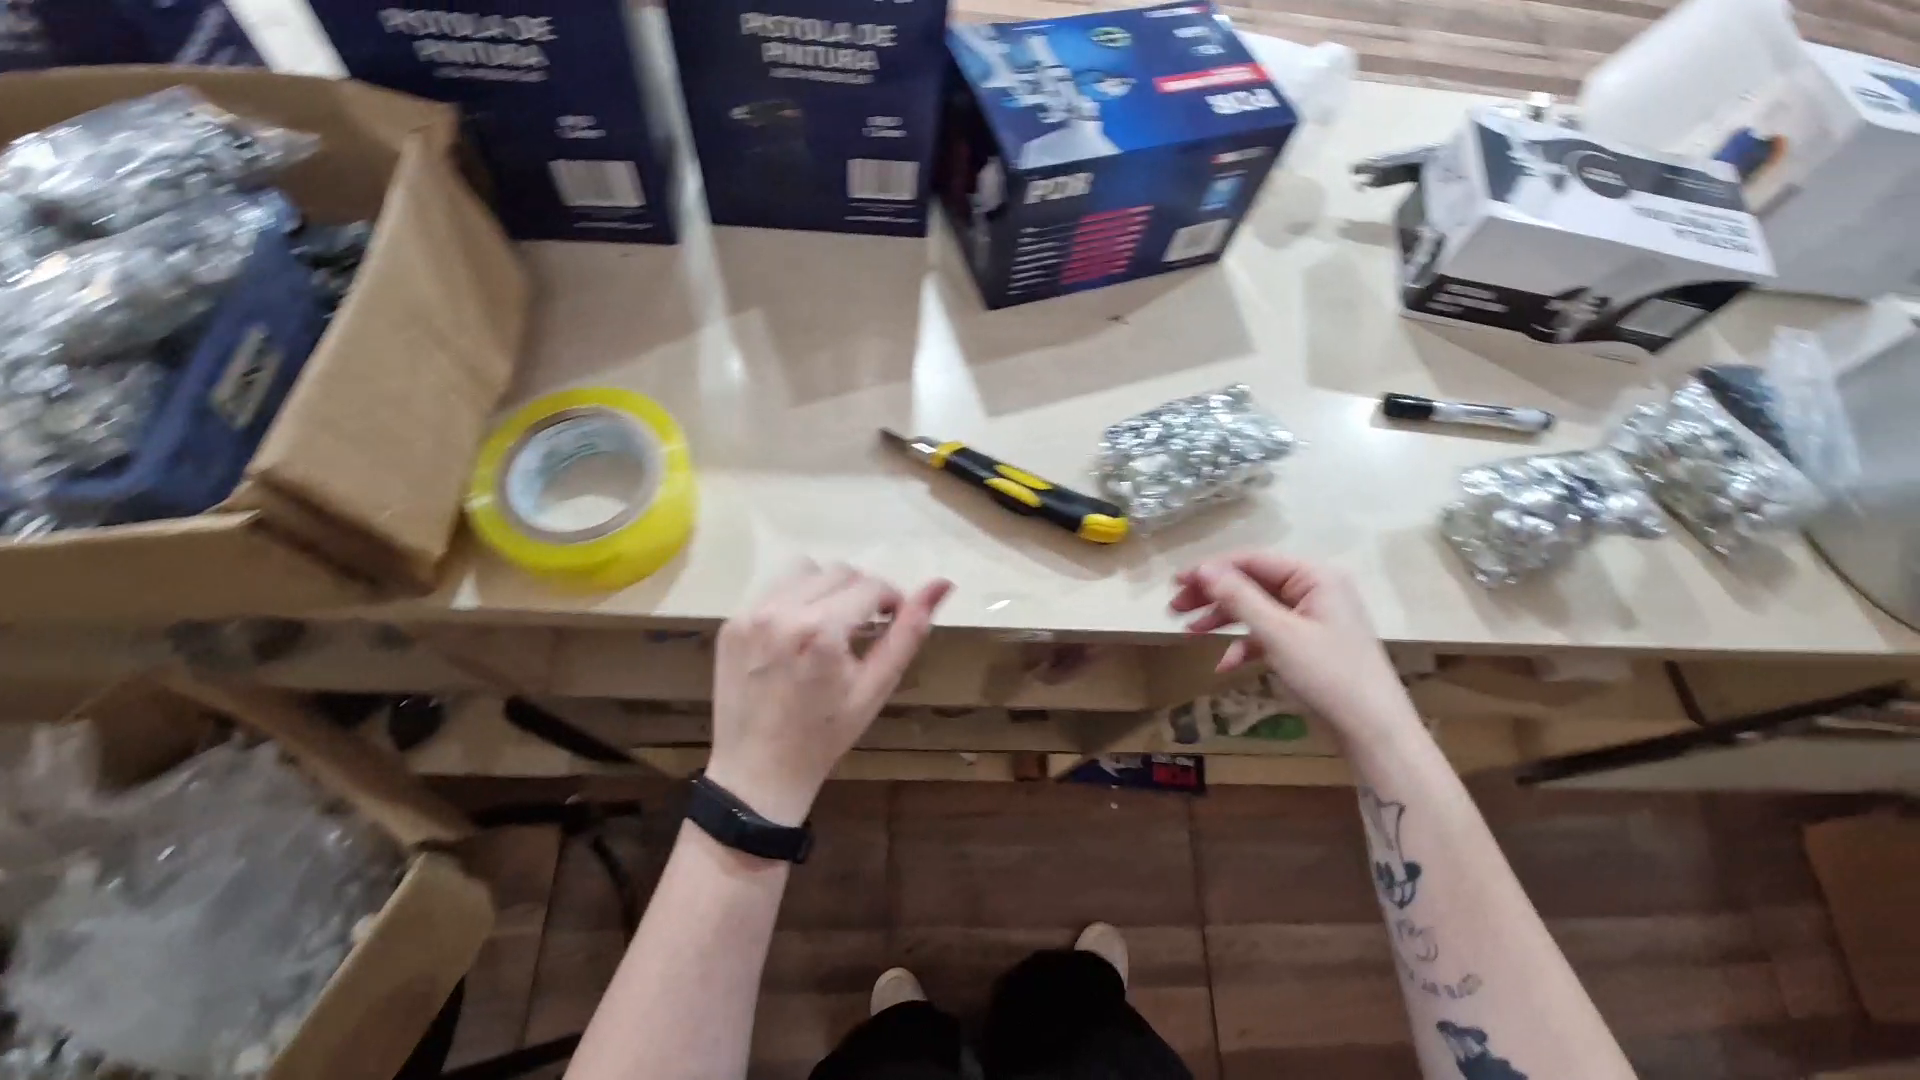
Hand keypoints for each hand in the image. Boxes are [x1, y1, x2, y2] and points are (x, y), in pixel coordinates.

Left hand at [706, 561, 951, 825]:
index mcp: (822, 631)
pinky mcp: (732, 623)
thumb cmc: (825, 735)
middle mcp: (783, 613)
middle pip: (839, 572)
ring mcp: (751, 616)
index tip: (892, 621)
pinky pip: (773, 589)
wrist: (758, 770)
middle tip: (864, 629)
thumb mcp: (876, 687)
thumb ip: (908, 632)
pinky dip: (794, 601)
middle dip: (860, 594)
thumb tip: (942, 584)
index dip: (890, 600)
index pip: (870, 586)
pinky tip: (798, 635)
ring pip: (804, 570)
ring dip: (826, 589)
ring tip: (830, 625)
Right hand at [1170, 552, 1414, 730]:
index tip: (1175, 582)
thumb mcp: (1277, 634)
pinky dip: (1246, 644)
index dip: (1211, 569)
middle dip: (1214, 596)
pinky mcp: (1311, 641)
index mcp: (1315, 576)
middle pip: (1253, 582)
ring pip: (1258, 608)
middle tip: (1176, 609)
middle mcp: (1316, 588)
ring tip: (1190, 633)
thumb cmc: (1327, 674)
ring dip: (1224, 619)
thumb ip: (1239, 597)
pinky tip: (1225, 664)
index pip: (1252, 560)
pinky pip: (1270, 632)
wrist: (1373, 728)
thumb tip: (1203, 569)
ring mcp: (1315, 615)